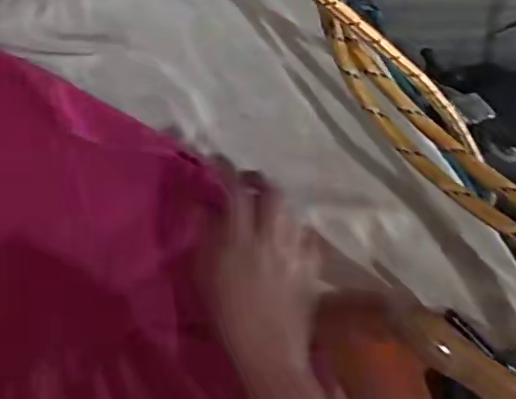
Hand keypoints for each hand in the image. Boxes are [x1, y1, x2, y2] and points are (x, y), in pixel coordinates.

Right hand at [204, 169, 325, 398]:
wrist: (269, 356)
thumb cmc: (227, 314)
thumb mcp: (203, 271)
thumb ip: (206, 233)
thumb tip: (207, 205)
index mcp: (239, 239)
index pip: (235, 190)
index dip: (226, 169)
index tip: (217, 160)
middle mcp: (271, 240)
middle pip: (273, 194)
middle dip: (258, 180)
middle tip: (246, 182)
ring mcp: (295, 255)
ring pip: (292, 212)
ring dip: (278, 203)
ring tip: (267, 207)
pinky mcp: (312, 272)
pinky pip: (311, 239)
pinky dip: (299, 230)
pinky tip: (290, 235)